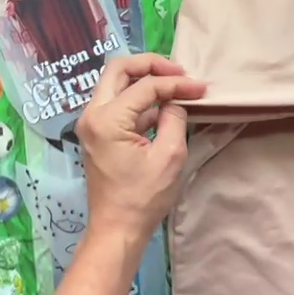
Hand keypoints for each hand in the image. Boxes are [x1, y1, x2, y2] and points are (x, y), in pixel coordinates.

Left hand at [75, 54, 206, 247]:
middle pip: (119, 69)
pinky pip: (119, 103)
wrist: (117, 230)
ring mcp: (92, 123)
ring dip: (145, 80)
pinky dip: (141, 99)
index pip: (145, 86)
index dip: (176, 83)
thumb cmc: (143, 198)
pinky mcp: (98, 133)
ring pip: (116, 83)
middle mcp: (92, 114)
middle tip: (179, 71)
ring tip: (176, 85)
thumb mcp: (170, 156)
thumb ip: (174, 118)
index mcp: (106, 119)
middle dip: (151, 64)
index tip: (201, 87)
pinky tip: (166, 106)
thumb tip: (176, 99)